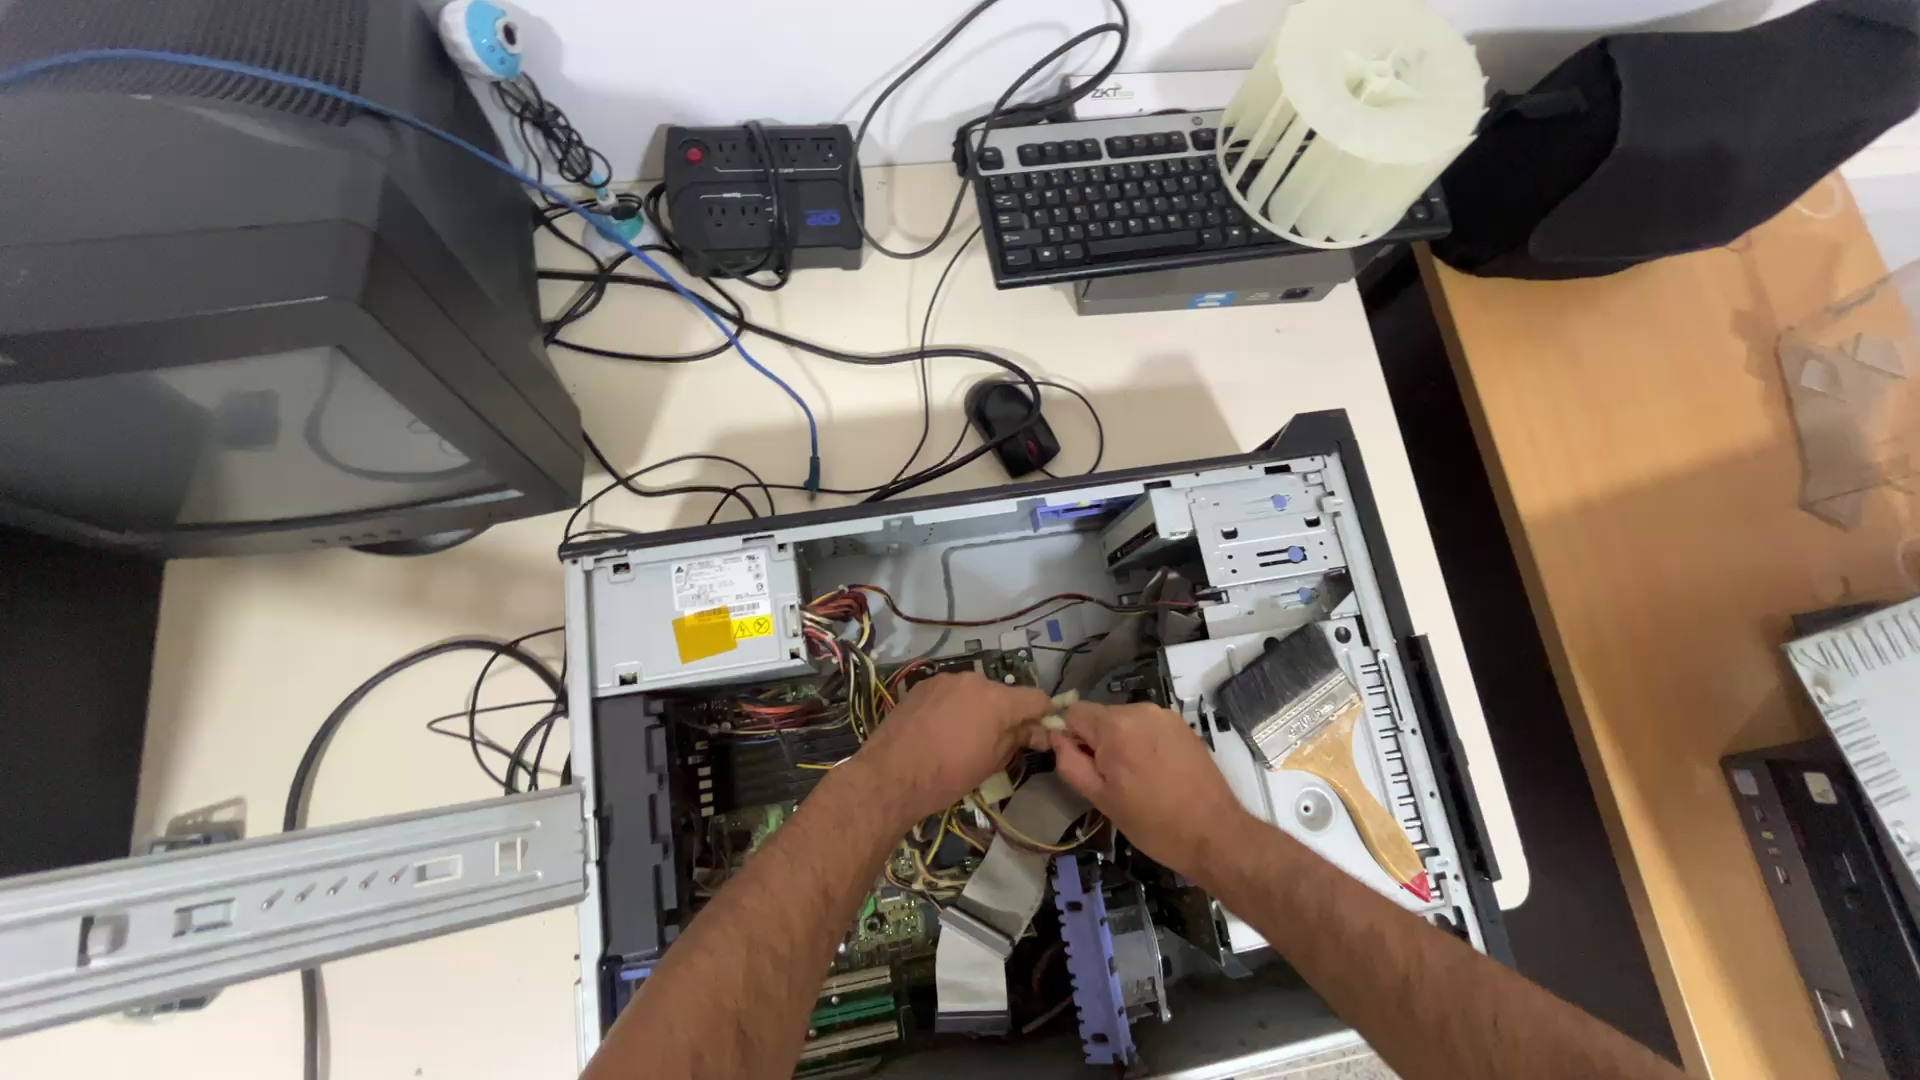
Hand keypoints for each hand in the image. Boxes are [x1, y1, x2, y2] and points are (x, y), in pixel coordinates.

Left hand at [846, 672, 1051, 827]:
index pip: (1037, 698)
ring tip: (962, 737)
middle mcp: (974, 680)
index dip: (1044, 715)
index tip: (1041, 732)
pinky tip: (939, 729)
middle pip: (1003, 694)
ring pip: (975, 692)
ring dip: (978, 708)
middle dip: (1006, 714)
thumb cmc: (947, 776)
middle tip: (997, 742)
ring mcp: (945, 679)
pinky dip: (953, 706)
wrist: (890, 775)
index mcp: (997, 700)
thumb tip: (1039, 732)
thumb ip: (1017, 740)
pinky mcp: (923, 685)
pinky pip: (950, 692)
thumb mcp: (991, 764)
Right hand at [1050, 701, 1257, 882]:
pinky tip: (1156, 772)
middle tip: (1111, 780)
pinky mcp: (1183, 725)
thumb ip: (1071, 763)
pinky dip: (1143, 742)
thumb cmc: (1152, 823)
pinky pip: (1148, 726)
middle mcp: (1140, 710)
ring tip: (1136, 778)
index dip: (1070, 736)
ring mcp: (1165, 715)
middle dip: (1098, 742)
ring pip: (1124, 721)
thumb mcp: (1101, 799)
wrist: (1215, 835)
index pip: (1074, 712)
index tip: (1082, 764)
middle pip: (1100, 715)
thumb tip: (1056, 738)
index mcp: (1115, 726)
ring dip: (1121, 742)